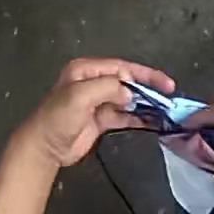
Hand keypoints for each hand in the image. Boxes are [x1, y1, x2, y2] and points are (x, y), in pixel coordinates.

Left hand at [9, 58, 174, 169]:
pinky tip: (152, 121)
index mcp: (86, 70)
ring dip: (145, 103)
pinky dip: (138, 117)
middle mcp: (93, 82)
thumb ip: (107, 88)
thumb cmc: (57, 117)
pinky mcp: (101, 119)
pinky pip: (124, 115)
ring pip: (128, 98)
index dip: (143, 74)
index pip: (121, 67)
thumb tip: (130, 92)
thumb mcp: (80, 96)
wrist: (44, 147)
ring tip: (165, 109)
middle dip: (147, 87)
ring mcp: (98, 101)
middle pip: (127, 81)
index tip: (163, 83)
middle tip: (168, 95)